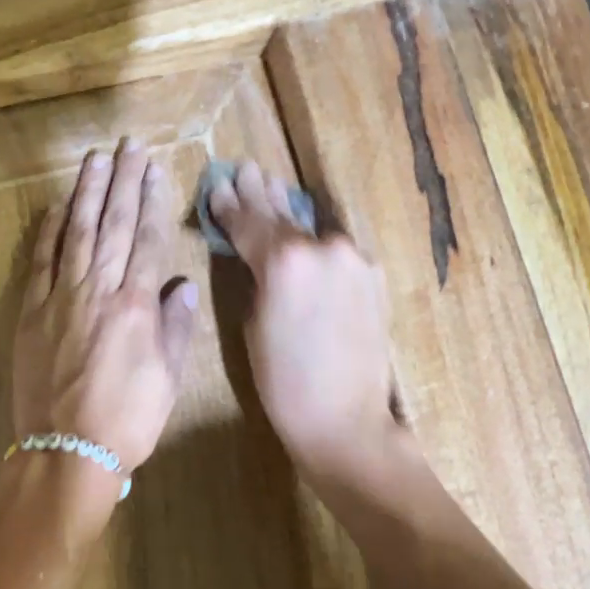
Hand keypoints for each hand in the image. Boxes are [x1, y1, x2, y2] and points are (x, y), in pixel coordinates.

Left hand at [12, 138, 197, 471]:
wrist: (68, 450)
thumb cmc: (128, 420)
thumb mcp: (168, 379)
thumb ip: (175, 328)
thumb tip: (181, 287)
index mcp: (137, 305)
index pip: (148, 240)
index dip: (153, 200)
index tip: (155, 168)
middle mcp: (99, 290)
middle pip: (114, 224)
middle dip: (124, 181)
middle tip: (129, 145)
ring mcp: (60, 298)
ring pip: (77, 232)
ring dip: (88, 192)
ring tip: (96, 158)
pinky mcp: (31, 312)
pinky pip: (41, 261)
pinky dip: (50, 230)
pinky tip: (59, 206)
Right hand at [209, 161, 396, 471]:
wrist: (344, 419)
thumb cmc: (283, 383)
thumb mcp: (253, 326)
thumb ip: (254, 279)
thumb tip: (253, 255)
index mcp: (285, 260)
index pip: (249, 222)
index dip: (229, 207)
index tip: (217, 187)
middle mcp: (324, 247)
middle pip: (284, 215)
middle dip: (260, 194)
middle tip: (245, 169)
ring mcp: (354, 259)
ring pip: (313, 230)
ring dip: (290, 212)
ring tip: (271, 185)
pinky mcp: (372, 276)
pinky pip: (335, 250)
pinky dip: (316, 242)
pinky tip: (304, 233)